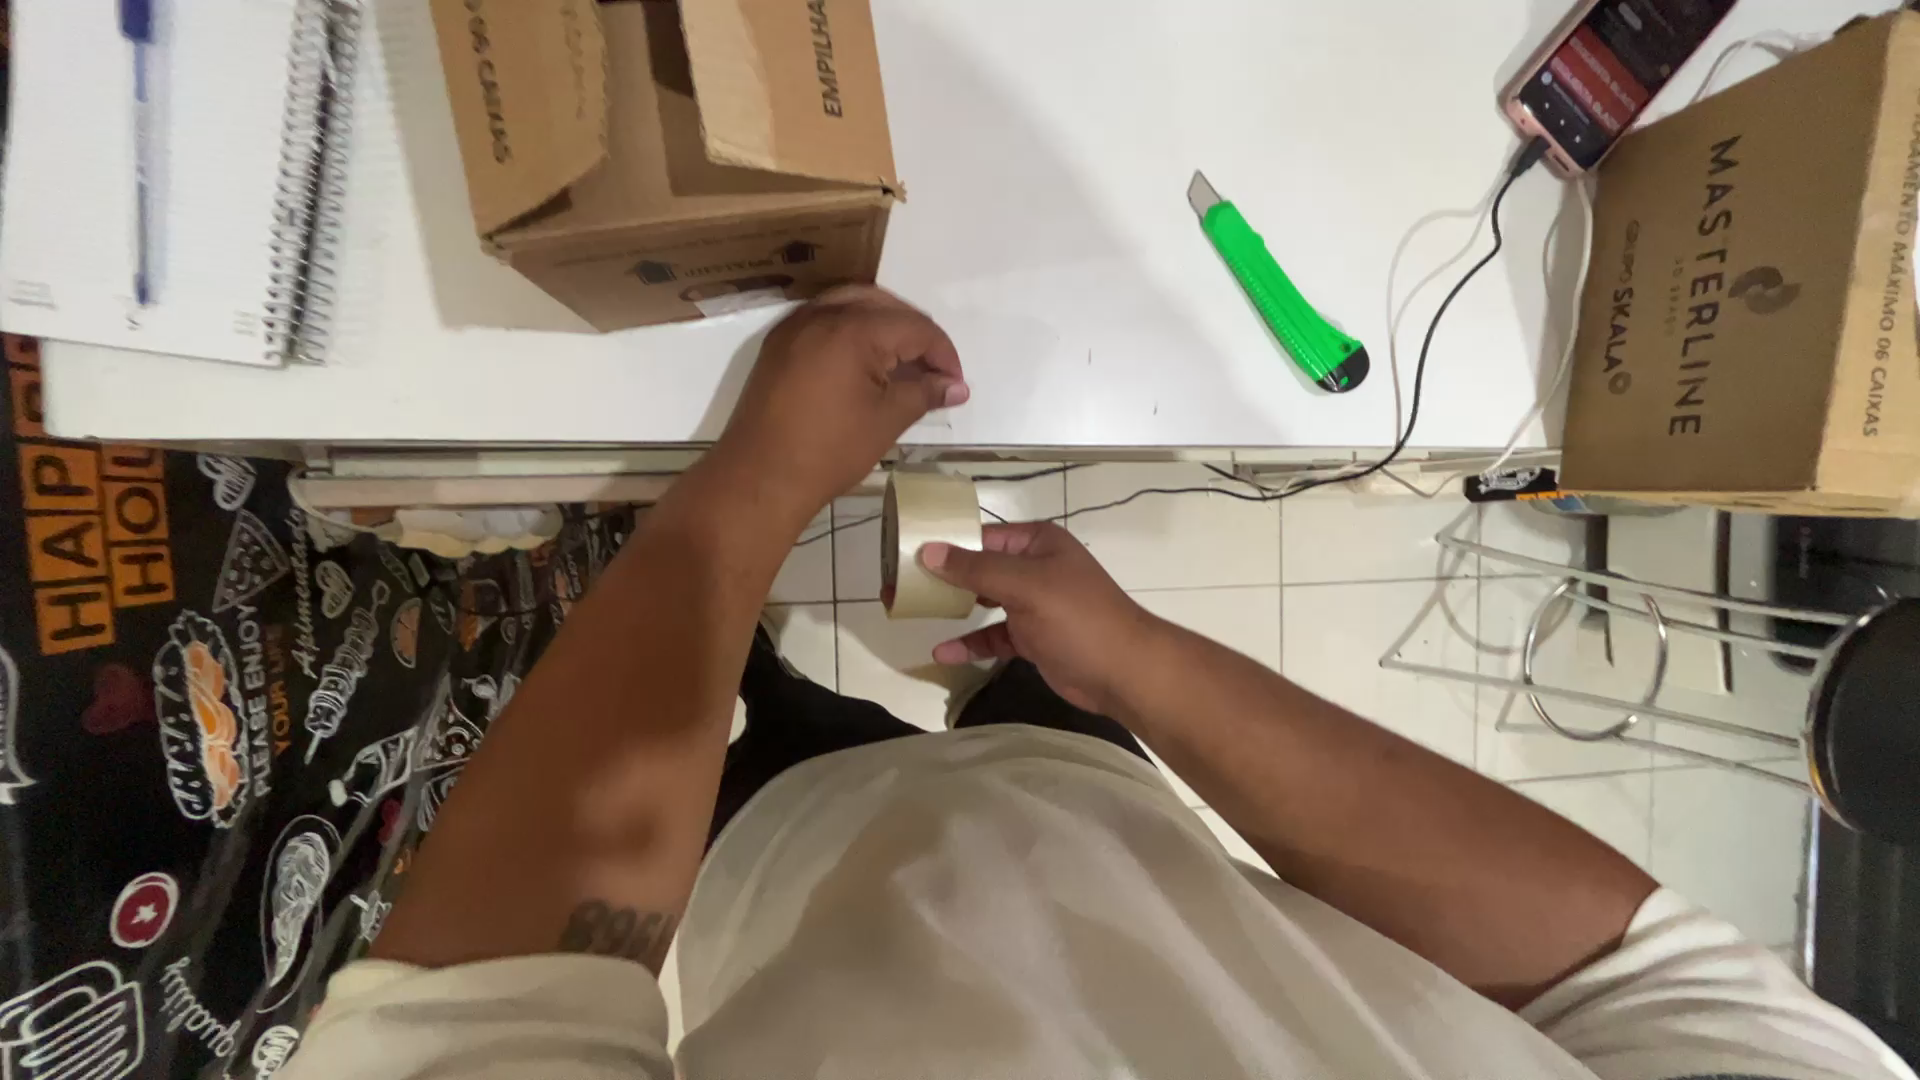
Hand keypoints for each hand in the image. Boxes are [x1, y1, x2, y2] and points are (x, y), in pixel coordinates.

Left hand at [712, 286, 966, 518]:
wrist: (760, 477)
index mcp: (854, 330)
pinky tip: (864, 362)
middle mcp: (822, 314)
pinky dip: (852, 330)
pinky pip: (824, 319)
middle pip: (884, 306)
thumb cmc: (829, 452)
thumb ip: (924, 394)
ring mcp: (795, 326)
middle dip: (915, 334)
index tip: (955, 384)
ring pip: (852, 304)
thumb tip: (956, 387)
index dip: (943, 353)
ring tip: (902, 364)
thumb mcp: (886, 421)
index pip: (915, 327)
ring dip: (884, 326)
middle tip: (933, 372)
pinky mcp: (779, 344)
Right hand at [920, 523, 1159, 714]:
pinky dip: (971, 642)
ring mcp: (1033, 604)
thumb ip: (976, 569)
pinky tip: (943, 653)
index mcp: (1038, 543)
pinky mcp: (1032, 637)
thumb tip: (929, 551)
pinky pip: (993, 635)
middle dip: (943, 578)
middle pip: (980, 567)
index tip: (907, 553)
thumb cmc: (1078, 617)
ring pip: (983, 601)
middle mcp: (1035, 568)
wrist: (1123, 672)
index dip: (947, 543)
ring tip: (911, 611)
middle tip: (899, 584)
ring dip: (953, 608)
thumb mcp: (1026, 585)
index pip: (984, 536)